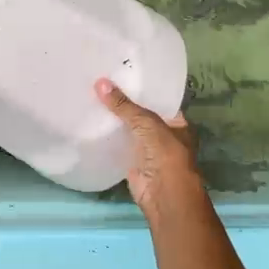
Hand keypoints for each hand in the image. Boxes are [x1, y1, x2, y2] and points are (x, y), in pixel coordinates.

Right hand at [95, 78, 199, 216]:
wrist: (163, 195)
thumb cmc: (166, 154)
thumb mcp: (147, 123)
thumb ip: (124, 105)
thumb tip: (100, 82)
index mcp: (177, 122)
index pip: (159, 99)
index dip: (142, 87)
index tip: (122, 72)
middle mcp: (164, 134)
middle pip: (141, 114)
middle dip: (124, 102)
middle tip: (101, 81)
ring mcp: (147, 149)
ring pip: (129, 129)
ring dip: (114, 118)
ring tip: (92, 95)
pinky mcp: (132, 161)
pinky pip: (118, 144)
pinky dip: (107, 136)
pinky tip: (91, 120)